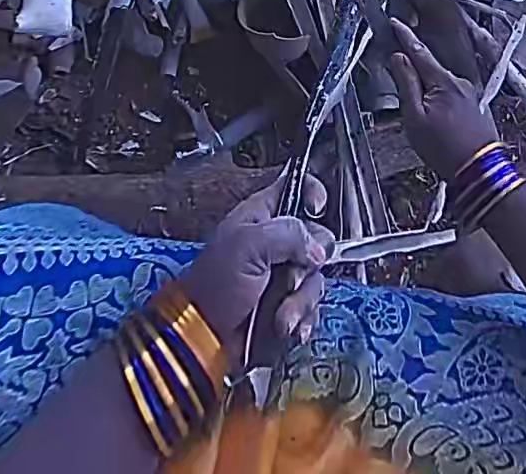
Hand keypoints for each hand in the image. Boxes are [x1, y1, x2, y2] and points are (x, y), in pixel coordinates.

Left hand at [179, 176, 333, 353]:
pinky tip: (287, 326)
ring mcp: (284, 274)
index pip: (294, 188)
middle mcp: (277, 241)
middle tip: (292, 275)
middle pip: (317, 238)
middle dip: (310, 261)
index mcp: (261, 216)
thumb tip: (319, 247)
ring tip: (280, 314)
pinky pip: (313, 307)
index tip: (317, 206)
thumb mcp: (247, 246)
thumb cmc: (217, 284)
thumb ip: (286, 234)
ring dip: (301, 299)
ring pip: (316, 277)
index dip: (311, 191)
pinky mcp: (289, 305)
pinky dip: (302, 319)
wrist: (206, 337)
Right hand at [388, 18, 496, 176]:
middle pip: (429, 64)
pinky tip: (430, 103)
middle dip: (412, 59)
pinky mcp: (473, 104)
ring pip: (439, 78)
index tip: (394, 23)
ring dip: (424, 79)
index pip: (419, 52)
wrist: (480, 172)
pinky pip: (449, 89)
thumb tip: (398, 58)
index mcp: (443, 82)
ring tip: (412, 91)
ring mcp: (469, 93)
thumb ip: (406, 83)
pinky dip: (436, 89)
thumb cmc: (444, 148)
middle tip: (395, 58)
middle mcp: (459, 82)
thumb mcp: (415, 116)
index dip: (405, 36)